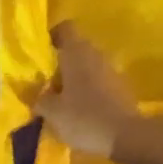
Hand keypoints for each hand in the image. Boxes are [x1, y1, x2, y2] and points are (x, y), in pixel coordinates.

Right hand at [34, 23, 140, 157]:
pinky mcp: (121, 86)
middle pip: (75, 48)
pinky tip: (82, 110)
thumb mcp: (53, 112)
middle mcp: (95, 53)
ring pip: (88, 65)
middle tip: (48, 83)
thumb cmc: (84, 117)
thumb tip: (35, 93)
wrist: (126, 135)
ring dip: (75, 77)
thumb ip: (39, 98)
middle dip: (61, 63)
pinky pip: (99, 80)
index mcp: (77, 51)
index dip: (52, 36)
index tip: (42, 54)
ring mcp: (111, 68)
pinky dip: (89, 89)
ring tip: (63, 100)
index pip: (65, 28)